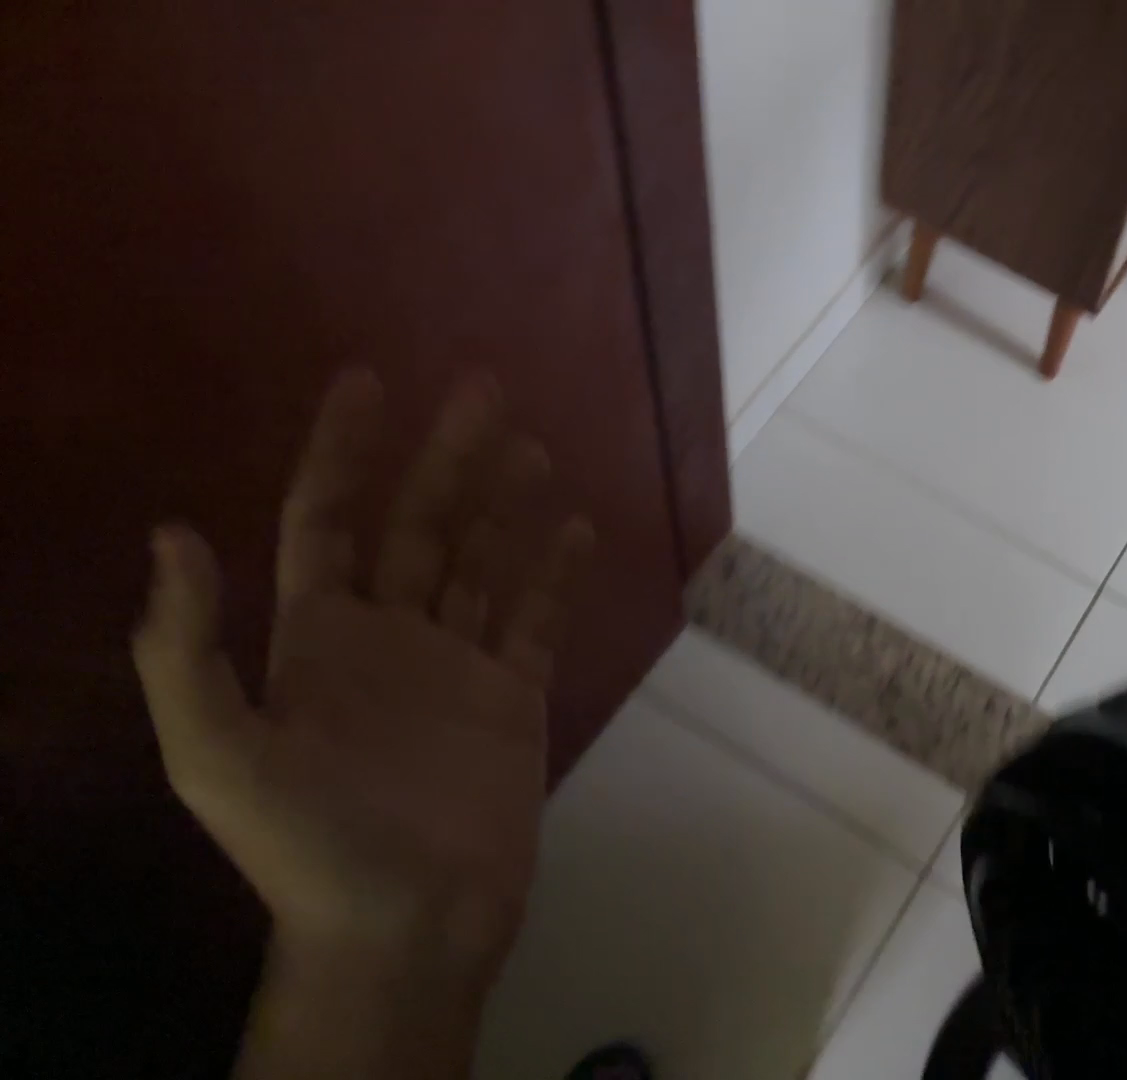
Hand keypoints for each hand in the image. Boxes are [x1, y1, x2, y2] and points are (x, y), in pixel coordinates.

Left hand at [132, 372, 593, 967]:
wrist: (411, 918)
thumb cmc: (313, 842)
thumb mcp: (220, 758)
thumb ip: (191, 653)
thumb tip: (178, 535)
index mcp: (318, 638)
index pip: (331, 520)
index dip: (343, 452)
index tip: (370, 382)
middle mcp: (392, 634)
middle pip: (425, 525)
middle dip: (450, 456)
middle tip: (485, 389)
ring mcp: (459, 660)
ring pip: (487, 560)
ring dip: (506, 503)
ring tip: (532, 448)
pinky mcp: (514, 690)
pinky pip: (538, 616)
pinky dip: (554, 571)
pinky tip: (573, 527)